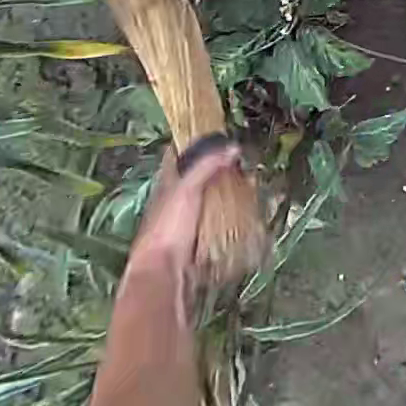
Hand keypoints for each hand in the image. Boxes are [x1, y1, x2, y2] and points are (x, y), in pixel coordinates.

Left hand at [128, 136, 243, 282]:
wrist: (162, 274)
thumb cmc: (168, 226)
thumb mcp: (187, 189)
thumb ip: (207, 166)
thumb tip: (234, 147)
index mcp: (165, 183)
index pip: (174, 154)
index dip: (190, 141)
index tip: (213, 131)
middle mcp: (171, 199)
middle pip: (191, 175)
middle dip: (212, 166)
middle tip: (237, 157)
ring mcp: (181, 220)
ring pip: (202, 196)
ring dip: (220, 190)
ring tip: (244, 181)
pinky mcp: (192, 237)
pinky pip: (211, 217)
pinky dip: (224, 211)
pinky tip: (238, 209)